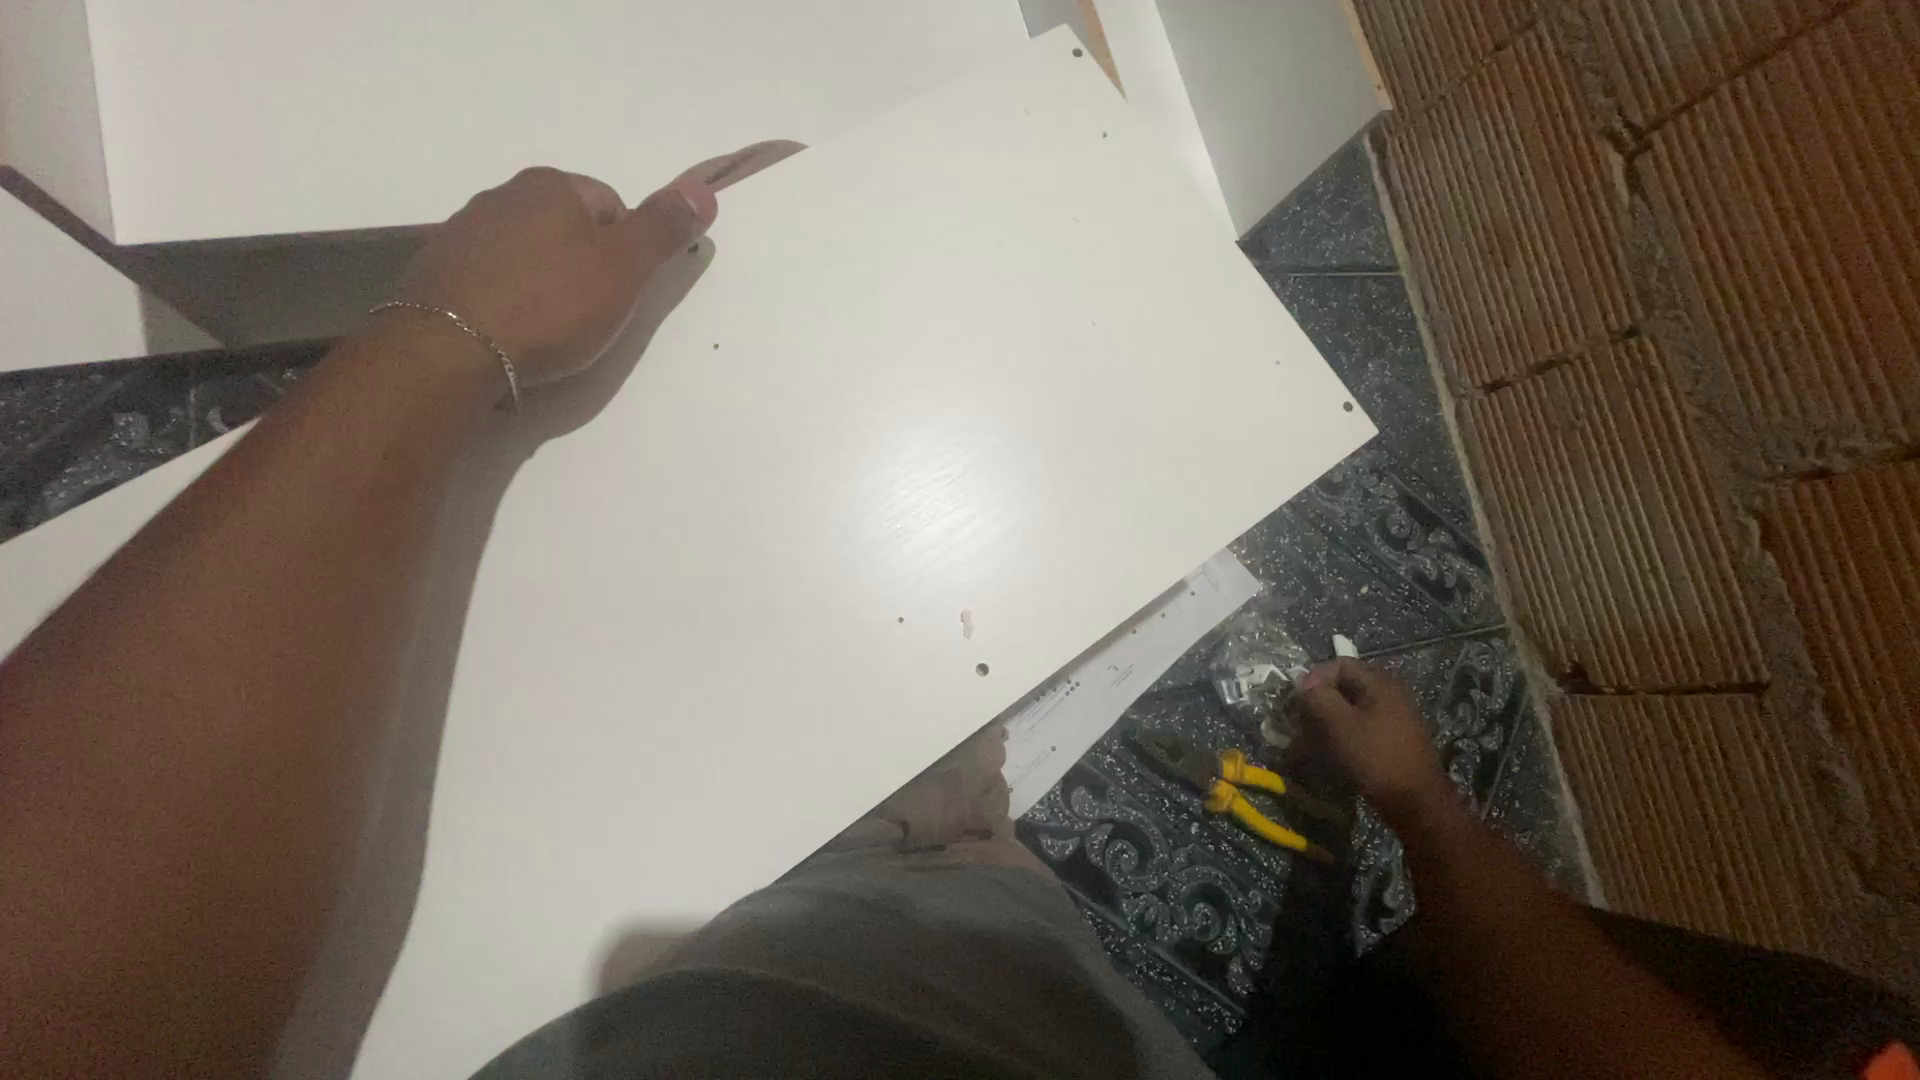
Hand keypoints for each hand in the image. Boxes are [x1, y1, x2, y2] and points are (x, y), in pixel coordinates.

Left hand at [392, 166, 718, 389]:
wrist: (451, 348)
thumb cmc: (552, 306)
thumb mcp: (625, 268)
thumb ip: (664, 229)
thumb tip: (703, 189)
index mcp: (552, 186)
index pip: (614, 207)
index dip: (629, 253)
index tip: (623, 293)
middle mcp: (504, 195)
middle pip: (571, 230)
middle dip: (588, 267)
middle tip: (593, 315)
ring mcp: (465, 231)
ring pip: (532, 255)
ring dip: (549, 285)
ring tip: (552, 330)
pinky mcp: (441, 270)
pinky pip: (495, 280)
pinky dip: (512, 301)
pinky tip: (516, 333)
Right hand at [1295, 658, 1451, 817]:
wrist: (1416, 802)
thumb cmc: (1375, 757)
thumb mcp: (1338, 723)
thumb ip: (1317, 696)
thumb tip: (1304, 685)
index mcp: (1380, 682)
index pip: (1339, 664)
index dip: (1314, 678)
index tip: (1299, 701)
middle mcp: (1391, 692)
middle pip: (1345, 684)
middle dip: (1320, 699)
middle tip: (1302, 719)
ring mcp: (1395, 715)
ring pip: (1351, 706)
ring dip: (1328, 717)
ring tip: (1312, 738)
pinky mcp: (1394, 737)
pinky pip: (1361, 723)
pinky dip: (1342, 731)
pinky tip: (1333, 749)